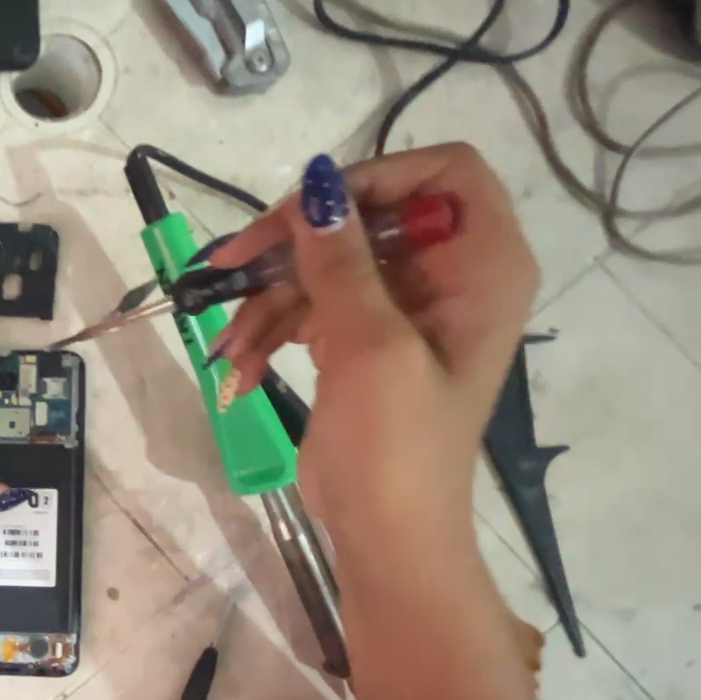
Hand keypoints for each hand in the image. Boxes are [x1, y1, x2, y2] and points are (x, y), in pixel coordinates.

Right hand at [208, 144, 537, 545]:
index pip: (438, 175)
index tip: (296, 217)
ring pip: (317, 271)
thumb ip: (340, 266)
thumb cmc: (395, 442)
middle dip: (286, 254)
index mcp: (478, 266)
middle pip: (359, 224)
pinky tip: (238, 372)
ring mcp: (395, 311)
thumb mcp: (369, 348)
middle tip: (222, 270)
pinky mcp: (355, 342)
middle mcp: (443, 277)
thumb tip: (314, 189)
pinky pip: (303, 313)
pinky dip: (265, 337)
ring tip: (227, 353)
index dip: (368, 182)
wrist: (382, 524)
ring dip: (262, 307)